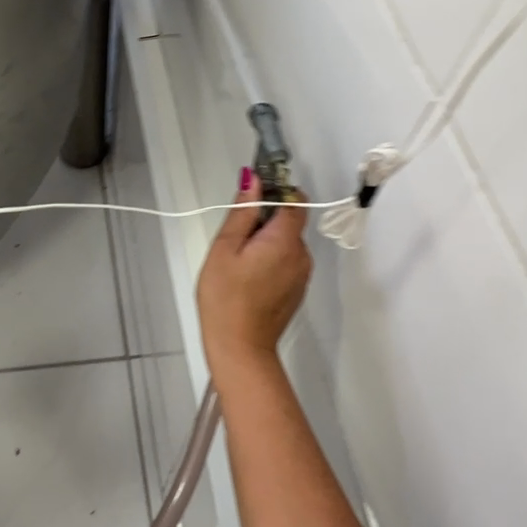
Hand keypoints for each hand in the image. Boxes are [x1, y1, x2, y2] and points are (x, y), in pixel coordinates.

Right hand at [196, 169, 311, 370]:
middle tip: (234, 236)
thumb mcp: (225, 247)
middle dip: (265, 219)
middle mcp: (301, 255)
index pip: (295, 199)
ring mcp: (302, 275)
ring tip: (237, 259)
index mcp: (285, 240)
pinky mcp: (296, 290)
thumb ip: (242, 211)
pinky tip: (248, 275)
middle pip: (290, 221)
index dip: (276, 190)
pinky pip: (287, 261)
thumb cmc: (225, 296)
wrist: (239, 348)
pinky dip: (271, 258)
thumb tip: (253, 179)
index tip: (252, 195)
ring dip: (267, 240)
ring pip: (287, 242)